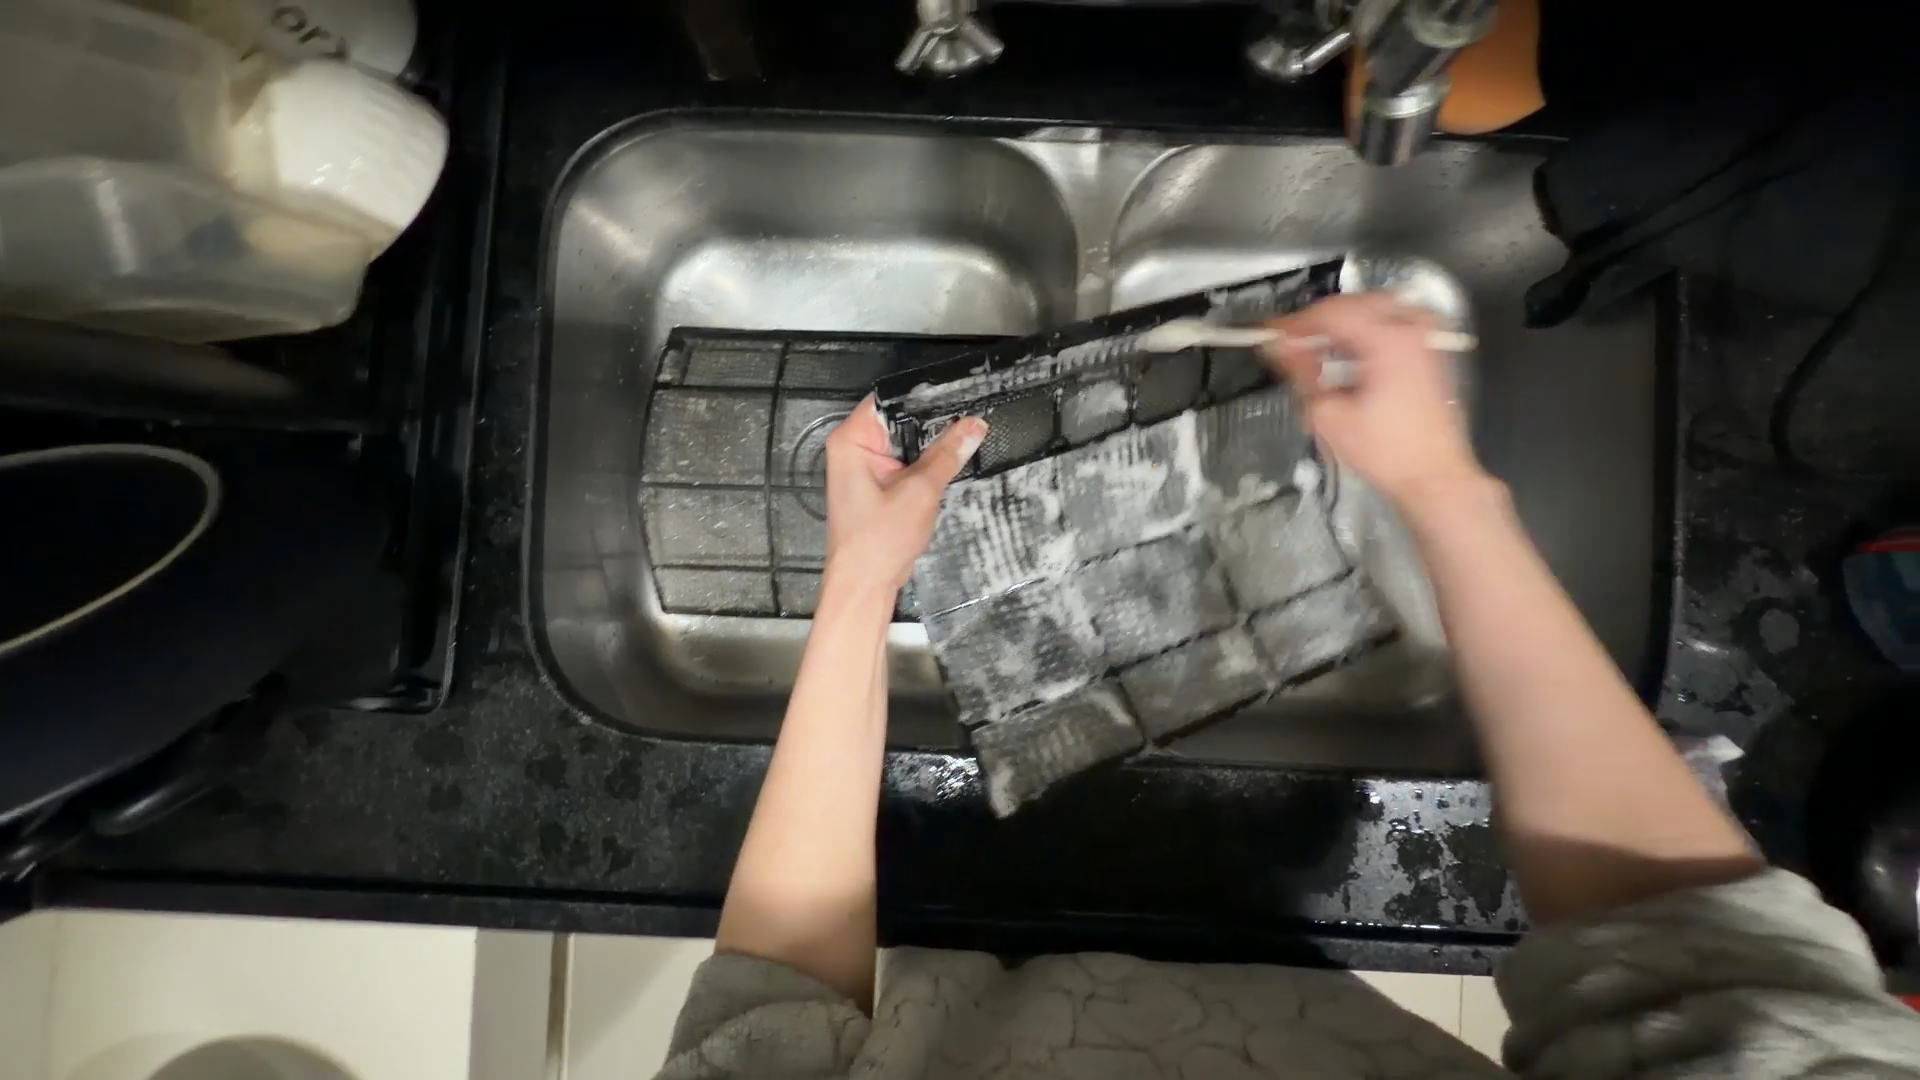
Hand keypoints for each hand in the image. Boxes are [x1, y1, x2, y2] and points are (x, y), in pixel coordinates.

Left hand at [823, 396, 986, 594]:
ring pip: (906, 441)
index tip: (959, 392)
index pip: (889, 400)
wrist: (865, 584)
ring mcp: (864, 466)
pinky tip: (951, 460)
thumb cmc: (879, 540)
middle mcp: (853, 447)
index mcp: (852, 440)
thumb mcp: (921, 491)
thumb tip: (974, 425)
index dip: (924, 395)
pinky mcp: (877, 484)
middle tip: (972, 415)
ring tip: (968, 434)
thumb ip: (948, 453)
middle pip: (899, 419)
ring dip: (932, 444)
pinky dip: (926, 463)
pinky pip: (906, 462)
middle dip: (933, 420)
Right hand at [1262, 293, 1486, 506]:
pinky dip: (1366, 329)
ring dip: (1343, 321)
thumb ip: (1301, 372)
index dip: (1293, 322)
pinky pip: (1394, 323)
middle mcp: (1409, 332)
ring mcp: (1424, 342)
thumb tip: (1280, 347)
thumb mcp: (1328, 414)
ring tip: (1317, 344)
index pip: (1330, 313)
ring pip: (1377, 308)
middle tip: (1290, 341)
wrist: (1431, 475)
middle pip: (1354, 304)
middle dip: (1317, 319)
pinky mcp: (1428, 356)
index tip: (1269, 334)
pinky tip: (1350, 351)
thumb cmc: (1383, 451)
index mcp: (1386, 341)